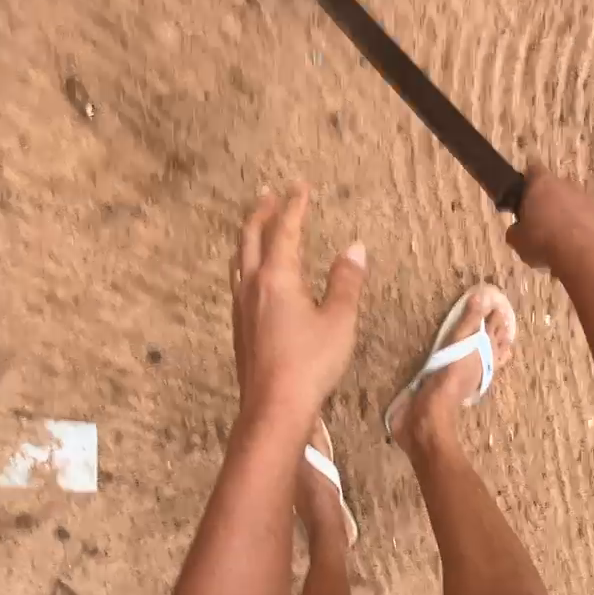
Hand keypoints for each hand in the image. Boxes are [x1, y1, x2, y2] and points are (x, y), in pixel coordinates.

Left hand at [230, 184, 367, 424]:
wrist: (274, 408)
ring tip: (254, 230)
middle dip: (261, 214)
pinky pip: (239, 284)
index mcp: (277, 278)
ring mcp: (241, 309)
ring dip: (248, 239)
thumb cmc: (310, 364)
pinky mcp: (240, 330)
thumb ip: (346, 282)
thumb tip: (354, 248)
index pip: (284, 231)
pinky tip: (252, 280)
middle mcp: (252, 287)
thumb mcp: (339, 320)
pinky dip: (246, 266)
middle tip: (268, 195)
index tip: (300, 187)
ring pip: (239, 262)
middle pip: (250, 239)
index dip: (294, 206)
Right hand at [507, 164, 593, 272]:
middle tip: (540, 226)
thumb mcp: (517, 241)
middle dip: (548, 203)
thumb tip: (517, 229)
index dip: (527, 183)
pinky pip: (589, 219)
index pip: (533, 170)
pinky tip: (577, 249)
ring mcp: (589, 199)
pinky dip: (583, 230)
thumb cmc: (543, 243)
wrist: (583, 257)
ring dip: (567, 217)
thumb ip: (515, 230)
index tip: (524, 198)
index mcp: (542, 184)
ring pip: (574, 204)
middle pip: (555, 188)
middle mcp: (567, 185)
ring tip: (560, 242)